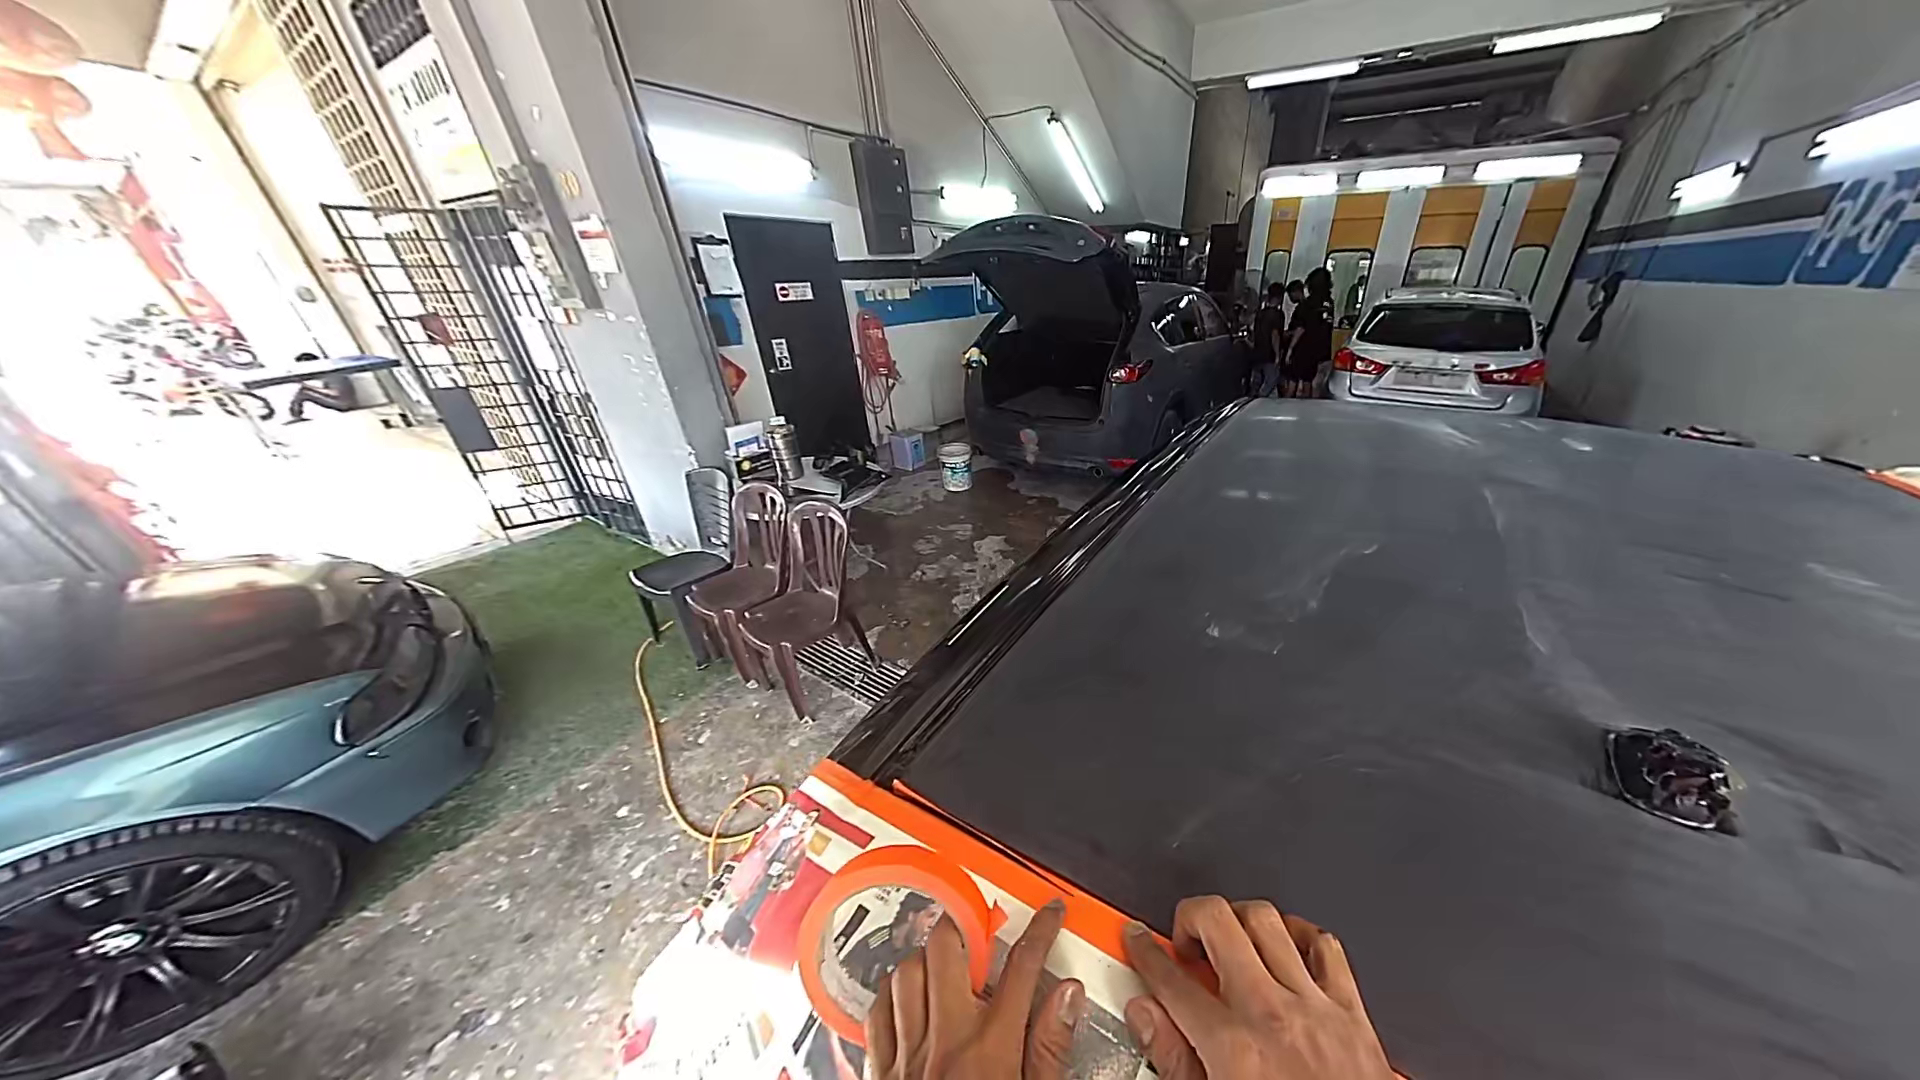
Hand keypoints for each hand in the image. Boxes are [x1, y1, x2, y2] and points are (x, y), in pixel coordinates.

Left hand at [866, 899, 1084, 1079]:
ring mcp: (908, 1055)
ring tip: (944, 964)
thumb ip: (1050, 1049)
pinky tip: (905, 1000)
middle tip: (980, 930)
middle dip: (964, 926)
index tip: (1049, 913)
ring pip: (906, 972)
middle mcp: (946, 1040)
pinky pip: (877, 1012)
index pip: (1022, 967)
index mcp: (990, 1048)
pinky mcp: (880, 1075)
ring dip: (925, 960)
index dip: (1040, 930)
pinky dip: (890, 995)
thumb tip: (1066, 998)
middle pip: (946, 947)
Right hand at [1122, 897, 1394, 1079]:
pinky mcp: (1354, 1016)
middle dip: (1189, 917)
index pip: (1170, 978)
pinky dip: (1298, 936)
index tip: (1139, 940)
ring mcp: (1316, 1010)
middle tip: (1184, 939)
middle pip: (1216, 921)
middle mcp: (1272, 1017)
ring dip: (1238, 921)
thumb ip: (1175, 1061)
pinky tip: (1283, 946)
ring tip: (1228, 940)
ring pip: (1266, 921)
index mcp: (1233, 1050)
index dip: (1145, 950)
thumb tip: (1145, 1016)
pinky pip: (1325, 947)